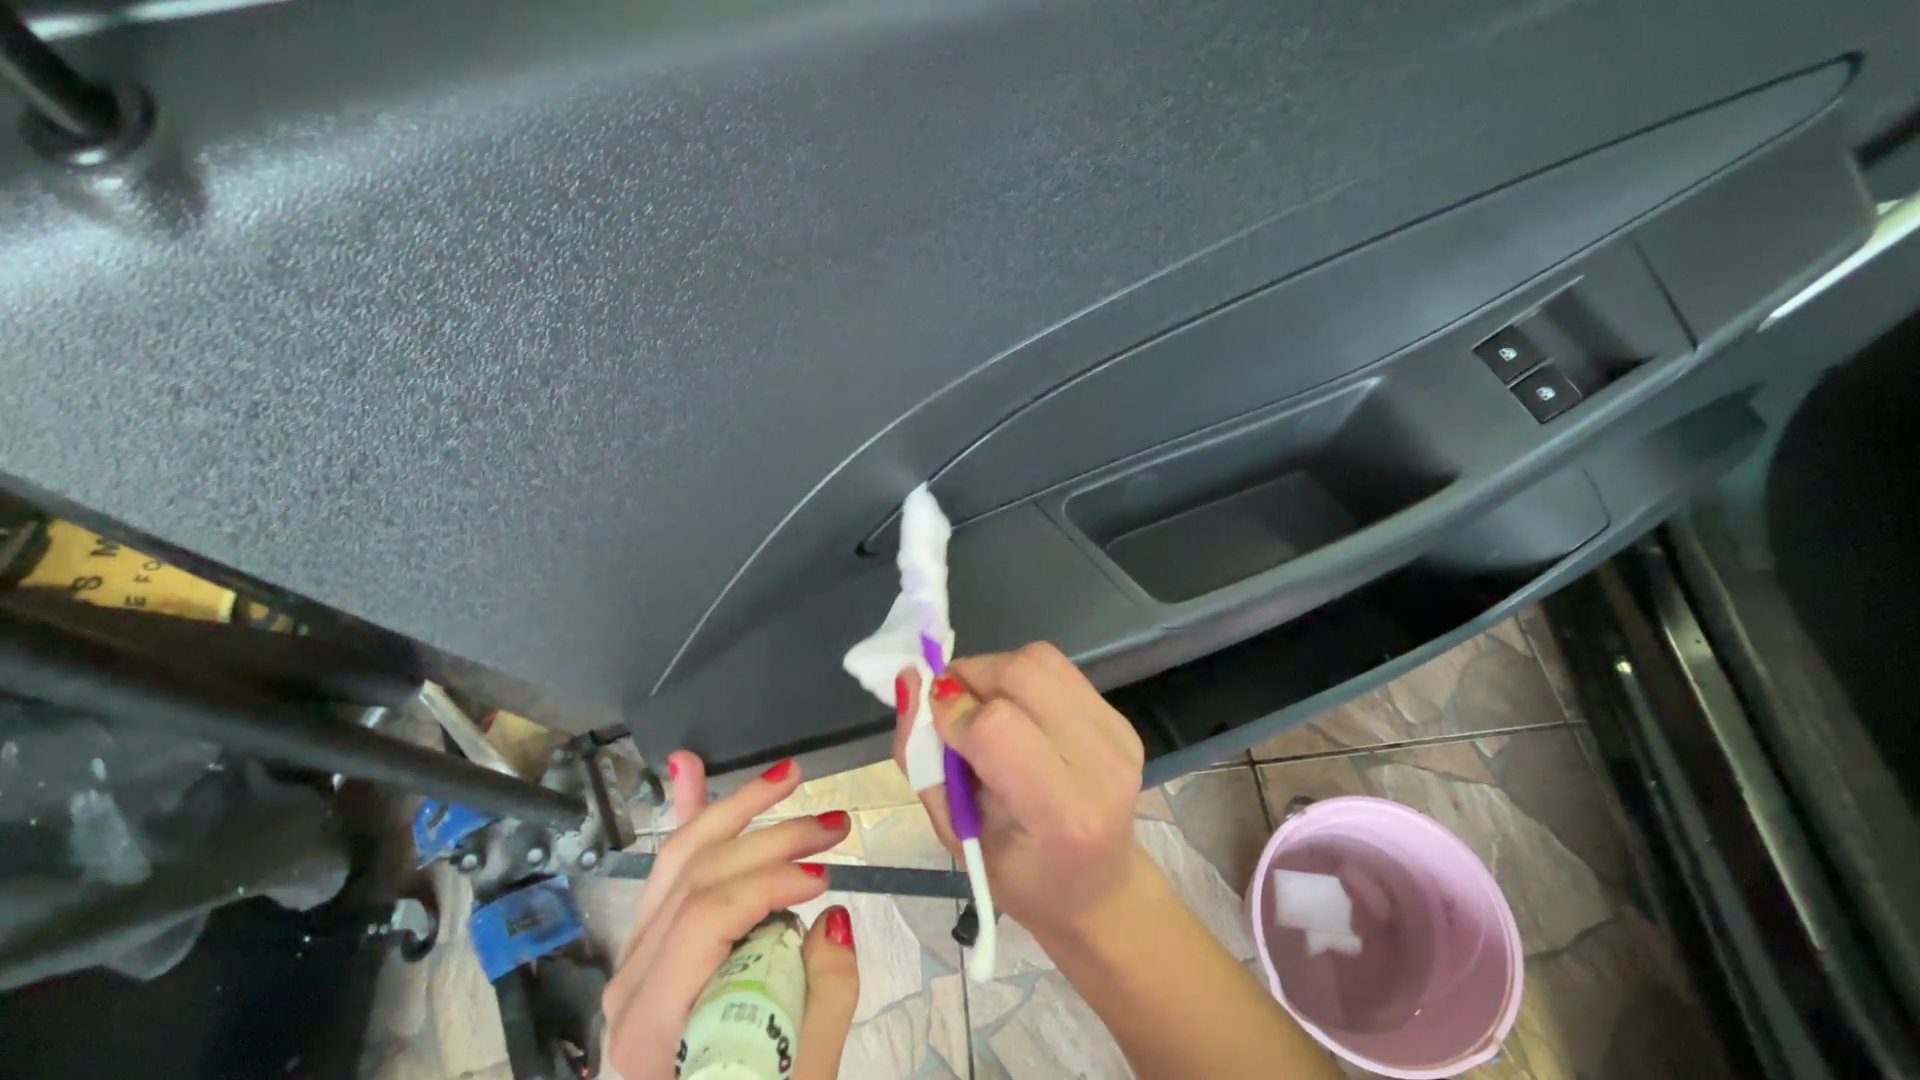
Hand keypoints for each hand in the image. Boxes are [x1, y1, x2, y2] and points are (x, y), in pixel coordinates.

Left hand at [601, 752, 859, 1079]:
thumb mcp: (803, 1076)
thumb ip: (823, 1000)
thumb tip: (832, 919)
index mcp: (655, 1020)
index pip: (708, 917)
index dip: (770, 881)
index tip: (828, 876)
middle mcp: (631, 981)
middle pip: (695, 877)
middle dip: (770, 837)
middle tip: (834, 822)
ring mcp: (635, 961)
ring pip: (678, 862)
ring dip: (736, 810)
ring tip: (788, 773)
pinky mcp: (650, 950)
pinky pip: (669, 875)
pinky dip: (691, 820)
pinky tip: (689, 768)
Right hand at [895, 643, 1147, 939]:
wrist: (1097, 889)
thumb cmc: (1018, 874)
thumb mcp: (953, 835)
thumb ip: (922, 759)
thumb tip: (909, 680)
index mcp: (1061, 812)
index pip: (996, 726)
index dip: (954, 715)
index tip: (937, 728)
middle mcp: (1100, 764)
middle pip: (1022, 674)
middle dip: (972, 678)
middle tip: (953, 707)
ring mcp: (1118, 735)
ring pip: (1041, 660)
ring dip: (996, 673)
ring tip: (984, 709)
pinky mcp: (1122, 720)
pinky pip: (1059, 671)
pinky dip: (1023, 680)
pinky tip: (1019, 715)